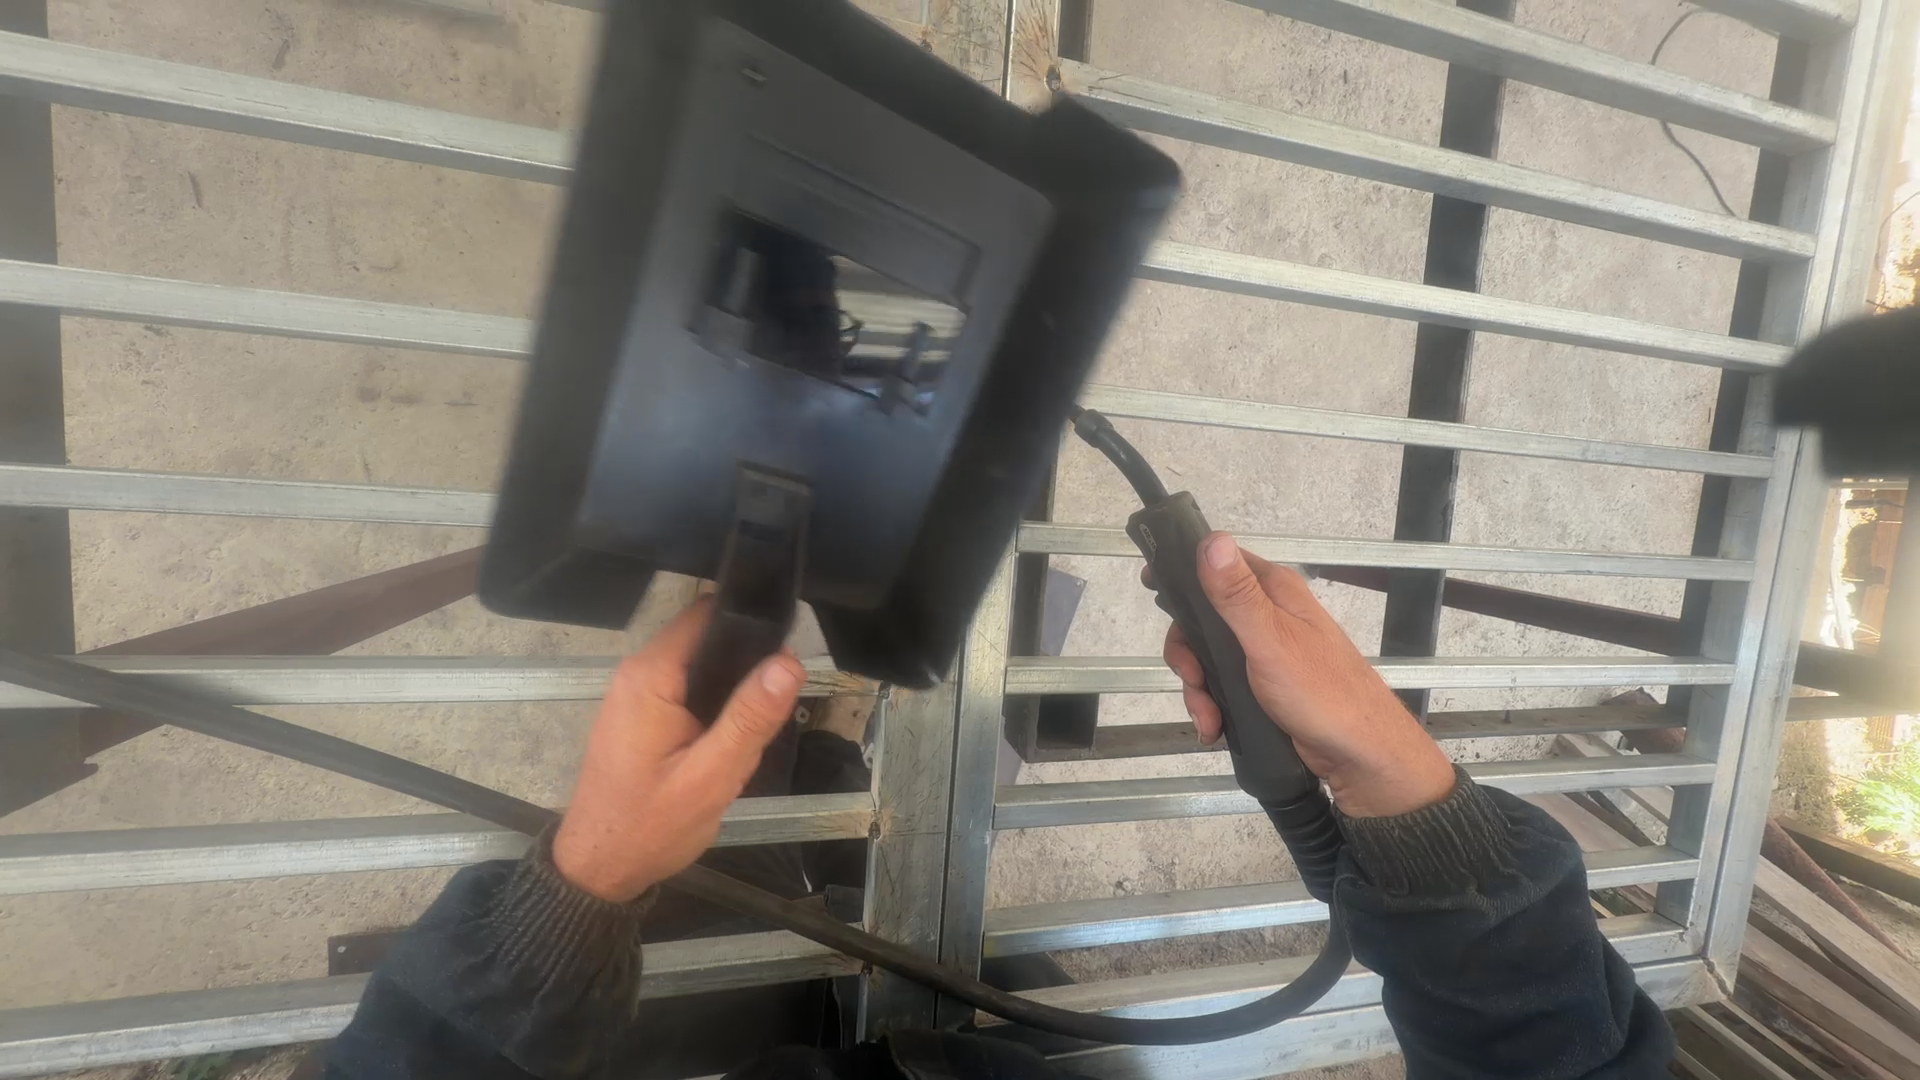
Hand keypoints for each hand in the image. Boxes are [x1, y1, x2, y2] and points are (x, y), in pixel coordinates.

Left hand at [552, 600, 805, 901]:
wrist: (599, 872)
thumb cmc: (650, 826)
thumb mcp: (712, 776)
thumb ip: (750, 717)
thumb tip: (789, 663)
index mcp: (652, 675)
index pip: (708, 614)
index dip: (752, 624)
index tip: (786, 655)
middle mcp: (640, 671)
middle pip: (708, 635)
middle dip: (748, 660)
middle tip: (776, 702)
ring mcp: (639, 691)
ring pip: (704, 662)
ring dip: (735, 683)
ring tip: (759, 721)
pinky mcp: (645, 710)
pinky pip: (692, 685)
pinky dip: (717, 700)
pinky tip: (732, 732)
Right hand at [1157, 532, 1455, 817]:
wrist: (1362, 759)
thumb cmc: (1320, 693)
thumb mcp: (1270, 640)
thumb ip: (1236, 594)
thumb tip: (1210, 539)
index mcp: (1273, 591)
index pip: (1218, 563)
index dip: (1182, 572)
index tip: (1151, 586)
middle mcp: (1268, 614)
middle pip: (1203, 617)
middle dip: (1187, 653)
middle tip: (1190, 677)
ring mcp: (1265, 650)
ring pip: (1208, 655)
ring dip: (1198, 688)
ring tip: (1208, 718)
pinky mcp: (1263, 683)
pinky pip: (1222, 684)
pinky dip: (1212, 704)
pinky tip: (1215, 726)